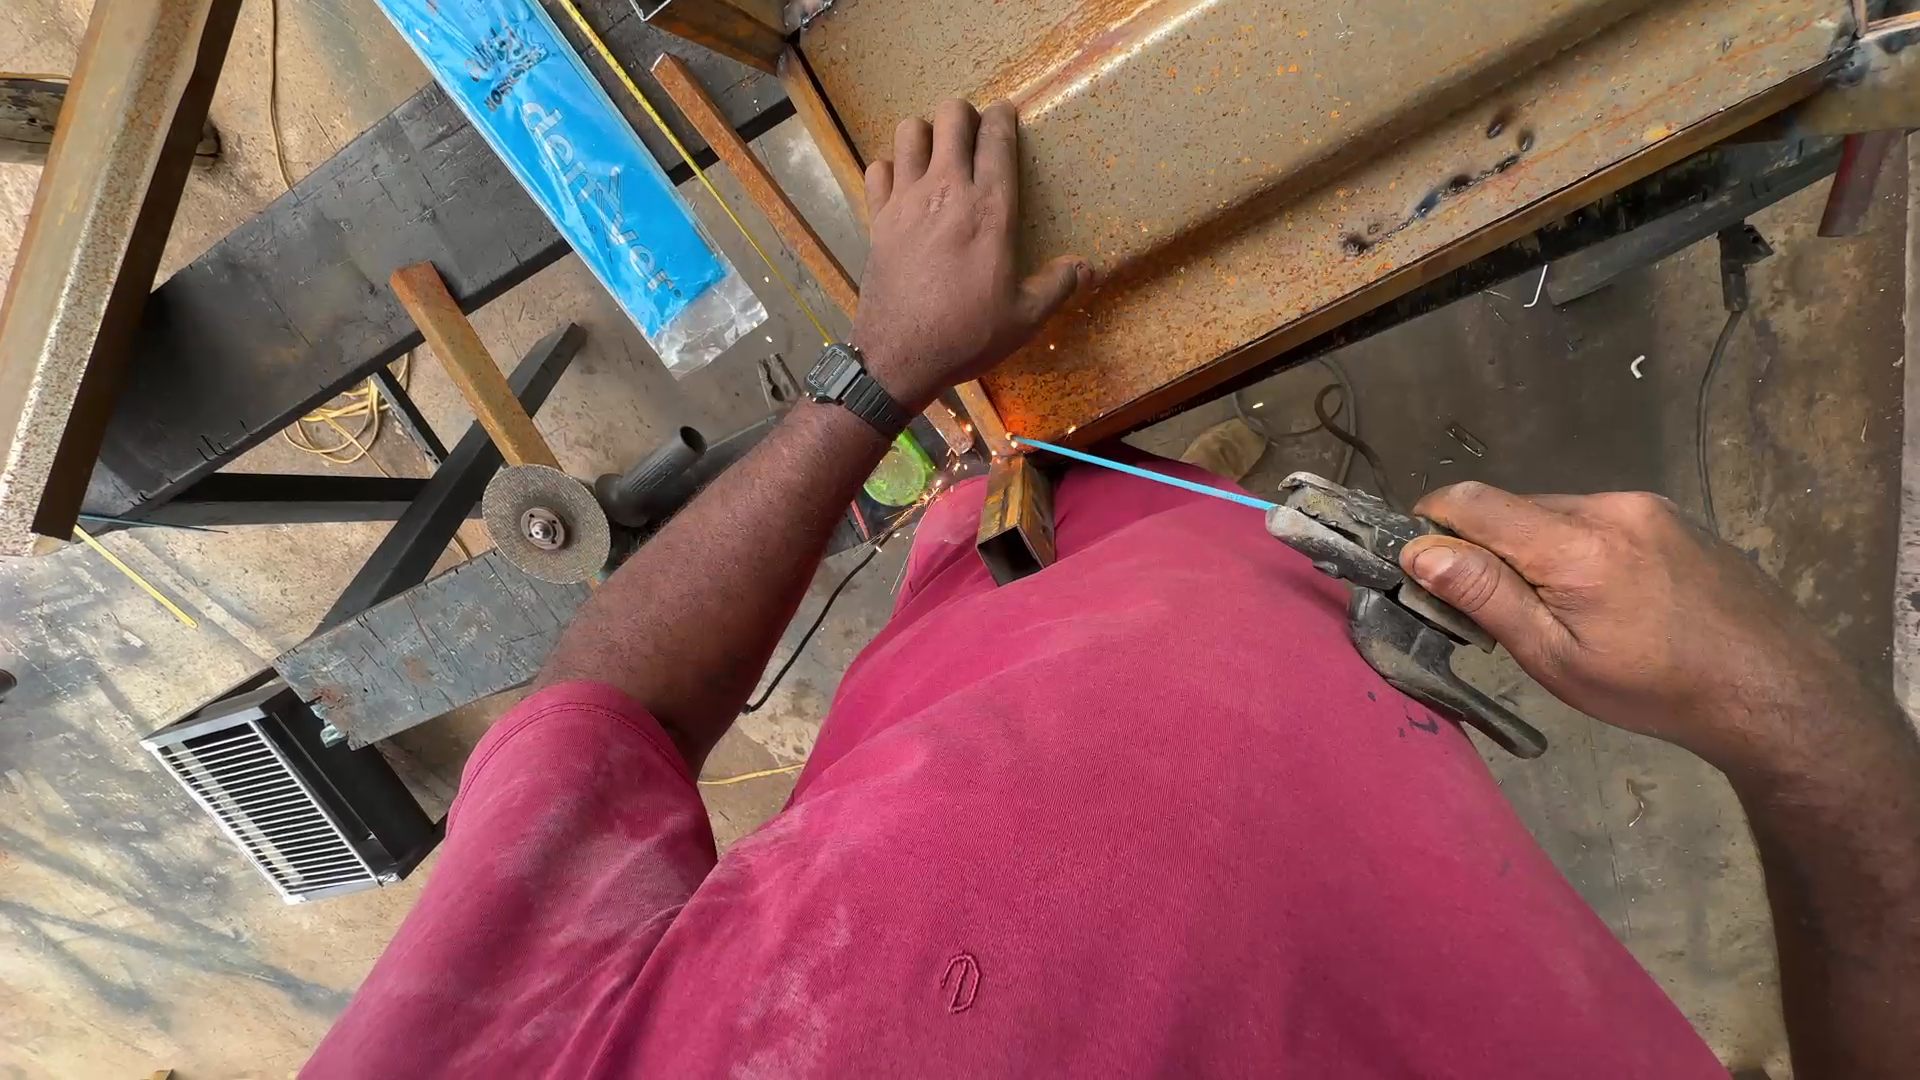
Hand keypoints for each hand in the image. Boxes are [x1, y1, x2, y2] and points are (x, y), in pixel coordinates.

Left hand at [853, 99, 1091, 410]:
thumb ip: (1057, 286)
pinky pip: (877, 169)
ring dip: (926, 135)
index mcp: (990, 210)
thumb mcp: (1024, 319)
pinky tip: (901, 189)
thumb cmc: (966, 337)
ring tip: (936, 157)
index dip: (1005, 119)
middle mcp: (946, 191)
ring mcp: (906, 202)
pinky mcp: (877, 220)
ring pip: (910, 132)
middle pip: (952, 116)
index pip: (998, 138)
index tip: (1007, 117)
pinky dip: (890, 170)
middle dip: (966, 117)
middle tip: (973, 138)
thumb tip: (1089, 269)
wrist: (901, 357)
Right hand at [1398, 483, 1855, 769]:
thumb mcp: (1552, 656)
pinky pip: (1587, 517)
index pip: (1469, 500)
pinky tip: (1595, 591)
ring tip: (1550, 602)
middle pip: (1506, 507)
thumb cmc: (1653, 689)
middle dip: (1480, 545)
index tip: (1423, 563)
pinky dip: (1565, 545)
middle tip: (1492, 603)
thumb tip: (1418, 551)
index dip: (1430, 523)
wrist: (1783, 698)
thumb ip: (1483, 595)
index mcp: (1576, 545)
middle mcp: (1609, 507)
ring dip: (1524, 546)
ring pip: (1546, 512)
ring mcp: (1645, 507)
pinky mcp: (1668, 516)